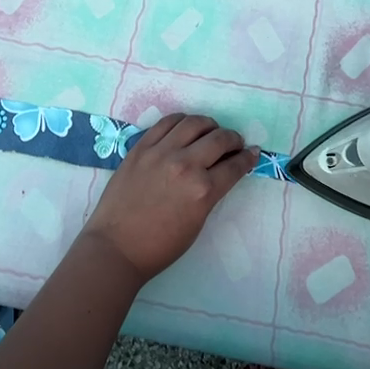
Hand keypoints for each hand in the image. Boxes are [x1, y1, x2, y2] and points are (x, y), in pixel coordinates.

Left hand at [80, 112, 256, 282]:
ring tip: (211, 132)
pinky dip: (182, 121)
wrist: (116, 247)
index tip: (252, 152)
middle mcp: (185, 165)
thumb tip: (224, 171)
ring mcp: (161, 152)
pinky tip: (186, 127)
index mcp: (202, 191)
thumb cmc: (160, 246)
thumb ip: (211, 192)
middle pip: (219, 138)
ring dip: (210, 125)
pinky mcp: (141, 147)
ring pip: (194, 123)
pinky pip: (167, 122)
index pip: (234, 165)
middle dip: (233, 139)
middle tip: (234, 143)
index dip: (247, 157)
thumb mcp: (197, 222)